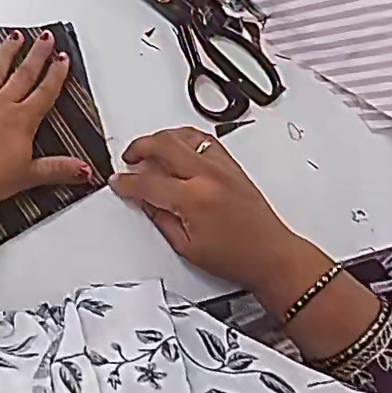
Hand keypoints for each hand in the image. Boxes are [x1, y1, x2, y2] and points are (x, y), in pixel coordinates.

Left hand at [0, 31, 95, 210]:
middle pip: (24, 74)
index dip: (56, 74)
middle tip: (46, 38)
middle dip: (37, 55)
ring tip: (16, 36)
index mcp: (22, 120)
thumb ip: (57, 169)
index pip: (45, 92)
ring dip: (8, 52)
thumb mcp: (27, 176)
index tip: (63, 59)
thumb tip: (83, 170)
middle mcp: (1, 105)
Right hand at [107, 127, 324, 295]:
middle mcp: (209, 176)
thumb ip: (160, 218)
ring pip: (183, 135)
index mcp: (194, 199)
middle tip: (129, 159)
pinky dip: (185, 138)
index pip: (148, 182)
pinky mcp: (232, 166)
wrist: (272, 256)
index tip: (119, 182)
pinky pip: (204, 139)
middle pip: (163, 145)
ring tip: (150, 149)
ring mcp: (222, 167)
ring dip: (161, 138)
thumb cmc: (238, 257)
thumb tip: (143, 201)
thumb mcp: (186, 247)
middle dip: (139, 148)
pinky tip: (177, 145)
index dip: (127, 182)